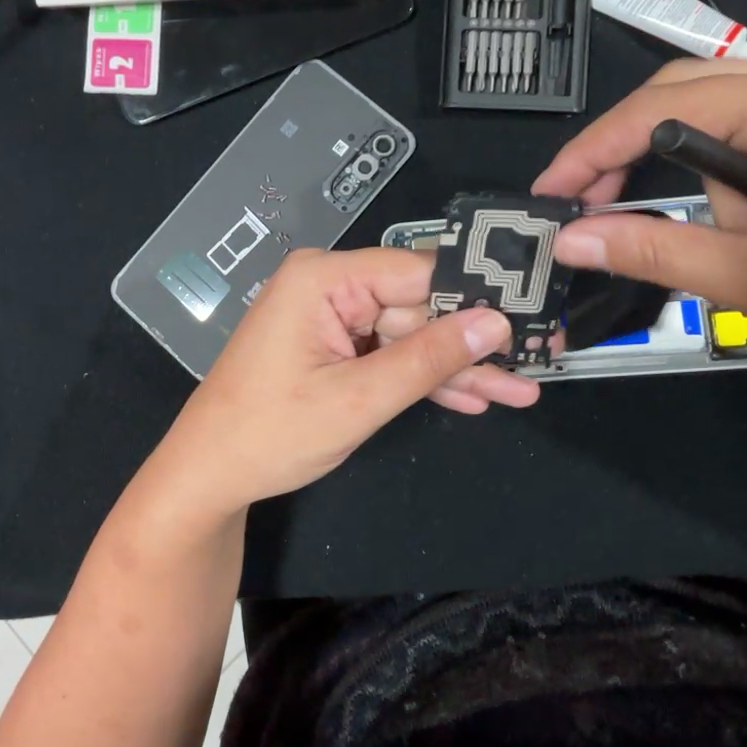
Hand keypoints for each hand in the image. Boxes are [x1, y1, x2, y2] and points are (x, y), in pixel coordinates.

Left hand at [146, 248, 532, 517]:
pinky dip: (422, 379)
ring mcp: (330, 317)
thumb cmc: (271, 434)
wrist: (210, 475)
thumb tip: (494, 322)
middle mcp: (328, 286)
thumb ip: (427, 359)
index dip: (475, 294)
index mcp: (324, 279)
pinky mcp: (332, 346)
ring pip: (409, 334)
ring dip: (456, 367)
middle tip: (537, 363)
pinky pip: (388, 353)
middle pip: (418, 305)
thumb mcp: (358, 399)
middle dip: (472, 343)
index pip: (417, 271)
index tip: (531, 314)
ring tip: (519, 391)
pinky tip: (472, 397)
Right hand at [532, 59, 746, 381]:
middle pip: (690, 93)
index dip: (592, 151)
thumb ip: (655, 253)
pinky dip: (739, 176)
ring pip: (729, 117)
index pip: (660, 108)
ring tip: (734, 245)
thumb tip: (570, 240)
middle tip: (594, 210)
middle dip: (635, 153)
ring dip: (703, 177)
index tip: (547, 195)